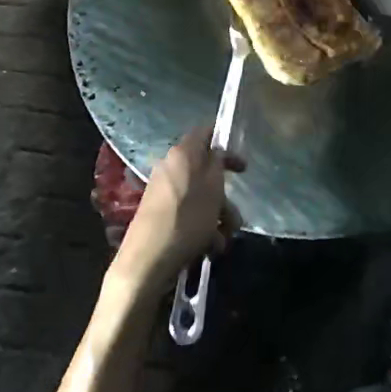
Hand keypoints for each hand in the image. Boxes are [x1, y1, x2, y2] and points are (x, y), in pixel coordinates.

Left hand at [111, 128, 241, 294]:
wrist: (148, 258)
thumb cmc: (186, 220)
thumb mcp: (212, 189)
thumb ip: (217, 164)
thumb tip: (216, 150)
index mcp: (181, 154)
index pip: (204, 133)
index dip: (224, 144)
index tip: (242, 165)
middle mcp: (170, 167)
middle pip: (206, 174)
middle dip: (224, 199)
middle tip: (232, 220)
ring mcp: (163, 191)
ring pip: (201, 198)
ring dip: (217, 219)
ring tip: (220, 241)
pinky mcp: (160, 213)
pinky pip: (189, 214)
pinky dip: (202, 229)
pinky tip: (208, 249)